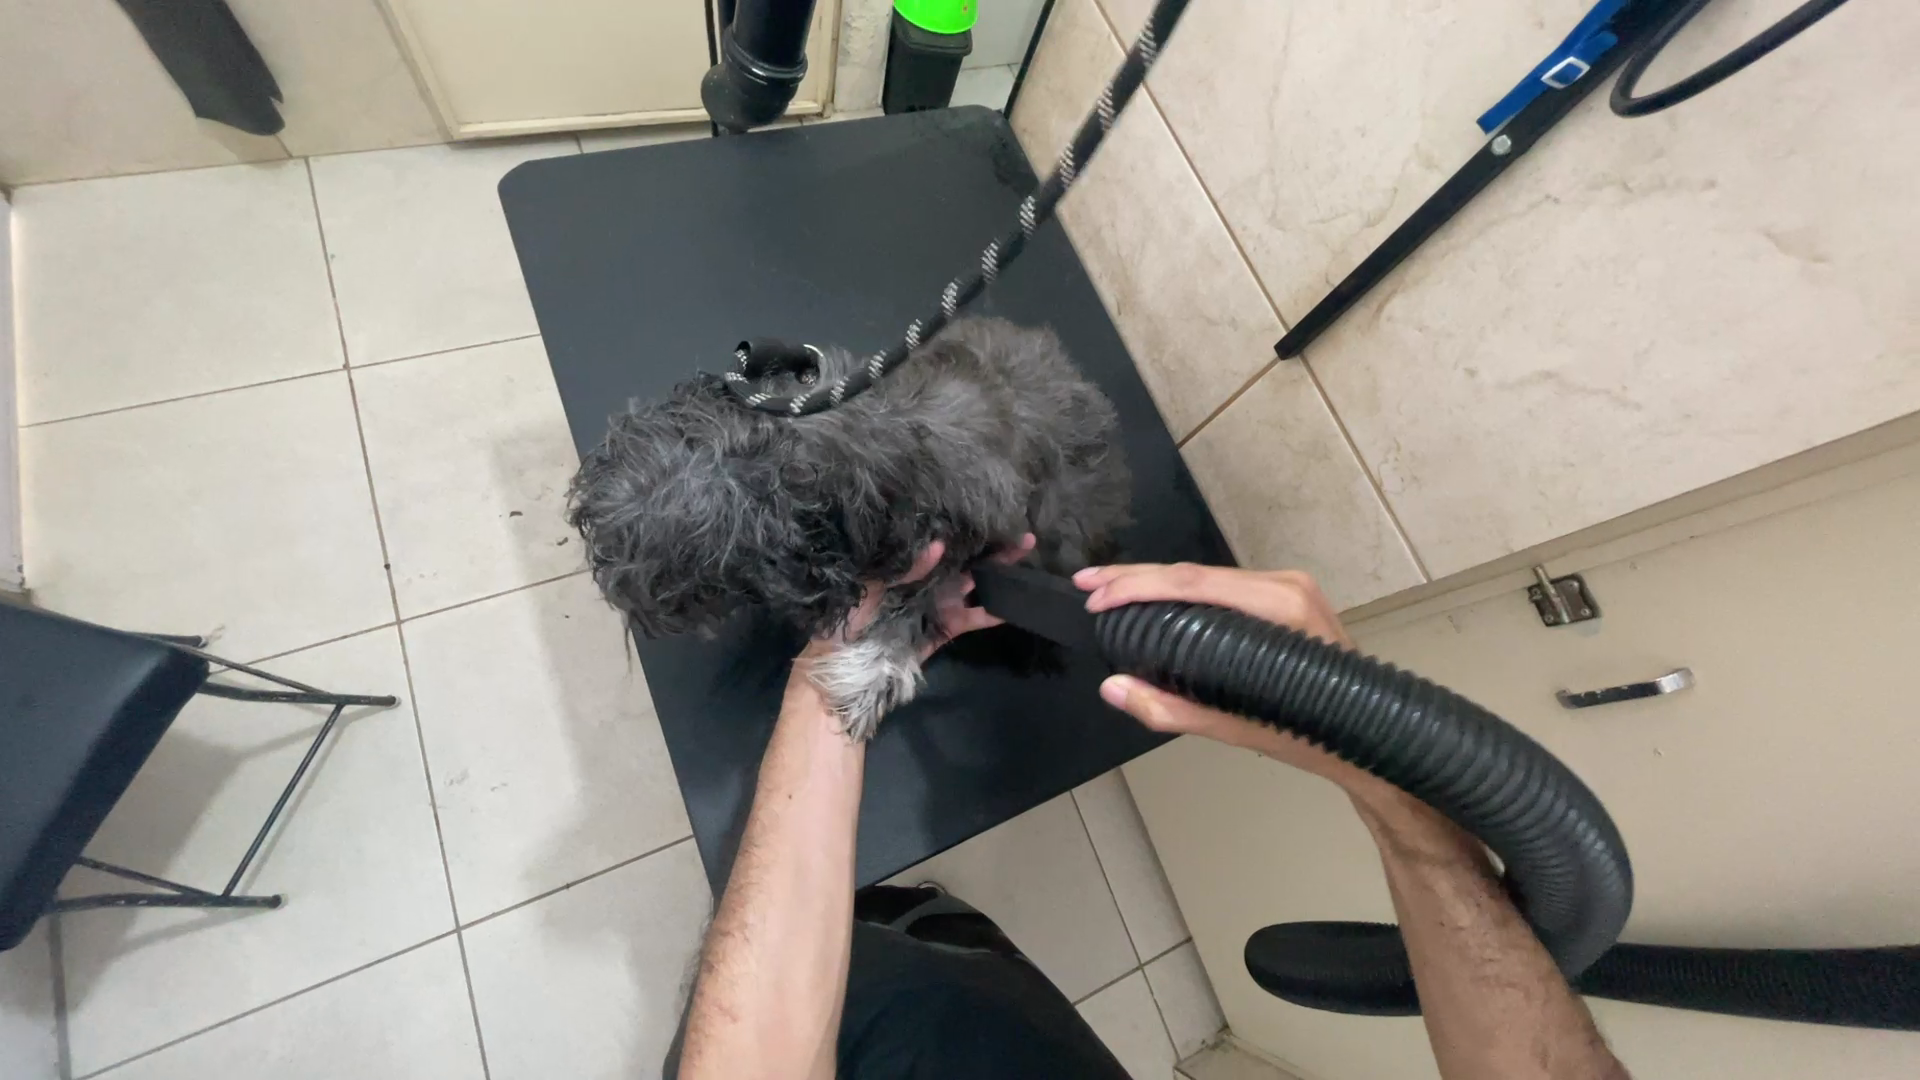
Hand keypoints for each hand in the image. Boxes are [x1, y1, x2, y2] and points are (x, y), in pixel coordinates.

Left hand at [803, 534, 1037, 662]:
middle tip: (1023, 537)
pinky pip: (969, 621)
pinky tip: (1010, 606)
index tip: (989, 517)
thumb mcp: (869, 586)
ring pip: (973, 589)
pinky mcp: (942, 632)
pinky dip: (989, 615)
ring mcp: (936, 607)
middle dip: (991, 551)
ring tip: (1025, 562)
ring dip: (997, 577)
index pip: (940, 546)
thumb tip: (940, 545)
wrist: (841, 668)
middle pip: (963, 564)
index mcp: (905, 569)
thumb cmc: (846, 620)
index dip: (963, 532)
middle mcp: (924, 584)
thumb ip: (905, 568)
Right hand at [1075, 563, 1391, 800]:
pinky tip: (1147, 596)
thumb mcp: (1240, 729)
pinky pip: (1216, 586)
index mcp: (1278, 607)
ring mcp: (1284, 585)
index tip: (1093, 598)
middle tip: (1085, 584)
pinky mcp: (1281, 594)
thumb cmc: (1314, 734)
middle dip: (1133, 576)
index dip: (1137, 586)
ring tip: (1105, 588)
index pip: (1192, 583)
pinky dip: (1176, 590)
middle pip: (1192, 572)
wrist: (1378, 737)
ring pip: (1202, 575)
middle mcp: (1282, 584)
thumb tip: (1111, 687)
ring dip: (1151, 581)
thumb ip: (1173, 709)